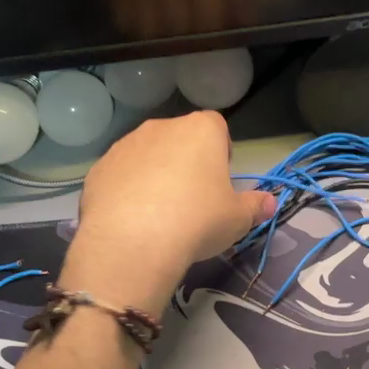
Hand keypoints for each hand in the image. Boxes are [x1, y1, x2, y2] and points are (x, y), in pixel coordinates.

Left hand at [63, 112, 275, 310]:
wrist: (132, 242)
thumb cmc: (197, 221)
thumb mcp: (237, 219)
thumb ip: (255, 206)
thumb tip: (269, 203)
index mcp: (200, 130)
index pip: (217, 127)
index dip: (220, 153)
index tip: (218, 182)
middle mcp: (161, 127)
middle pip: (179, 139)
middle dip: (185, 163)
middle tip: (190, 201)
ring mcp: (126, 145)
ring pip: (147, 155)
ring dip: (154, 174)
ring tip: (158, 214)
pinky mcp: (99, 168)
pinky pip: (120, 175)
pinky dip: (126, 190)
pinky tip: (131, 220)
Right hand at [111, 0, 251, 39]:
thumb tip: (248, 18)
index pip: (211, 25)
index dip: (216, 39)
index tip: (218, 40)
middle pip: (181, 34)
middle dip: (189, 41)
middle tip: (193, 38)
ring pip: (150, 31)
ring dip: (160, 37)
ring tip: (167, 32)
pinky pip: (123, 15)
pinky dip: (133, 24)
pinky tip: (142, 19)